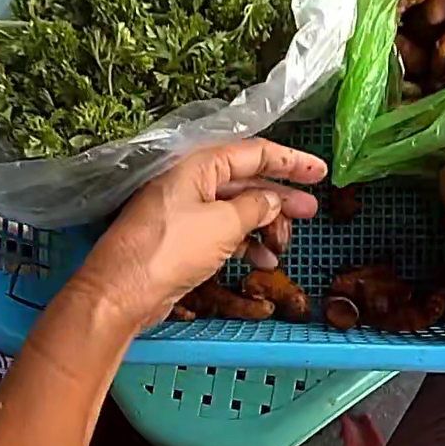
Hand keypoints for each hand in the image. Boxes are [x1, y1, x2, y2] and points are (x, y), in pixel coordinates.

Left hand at [70, 139, 325, 328]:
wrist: (124, 291)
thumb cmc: (171, 250)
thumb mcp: (223, 224)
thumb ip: (255, 207)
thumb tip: (273, 200)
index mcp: (199, 167)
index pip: (254, 154)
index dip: (291, 162)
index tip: (319, 171)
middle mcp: (193, 183)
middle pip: (248, 182)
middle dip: (282, 198)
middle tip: (312, 210)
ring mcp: (188, 211)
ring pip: (239, 210)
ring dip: (266, 226)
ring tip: (285, 245)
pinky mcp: (186, 238)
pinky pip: (226, 233)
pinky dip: (246, 244)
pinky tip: (263, 261)